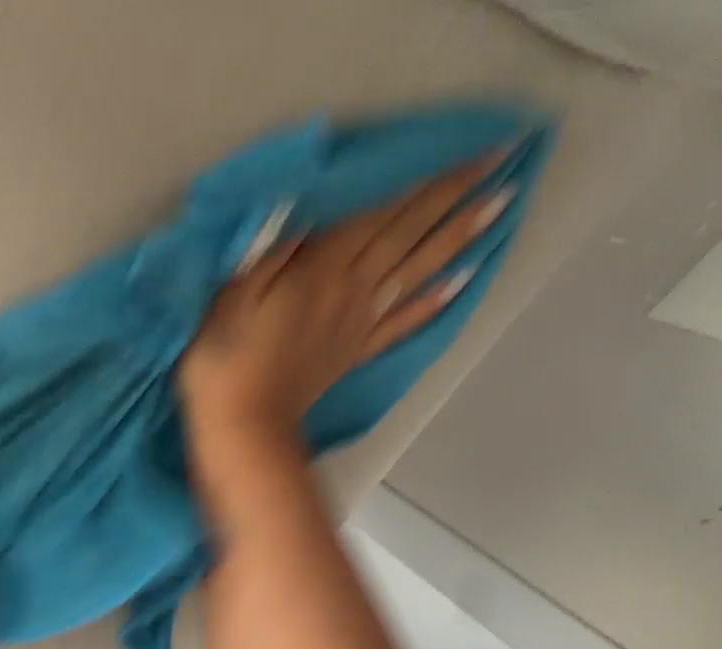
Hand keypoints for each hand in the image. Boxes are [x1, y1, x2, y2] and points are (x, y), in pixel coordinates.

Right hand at [177, 151, 513, 433]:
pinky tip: (461, 282)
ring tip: (499, 205)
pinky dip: (433, 300)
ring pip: (415, 271)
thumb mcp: (229, 298)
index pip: (374, 214)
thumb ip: (268, 253)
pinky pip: (402, 322)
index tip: (468, 148)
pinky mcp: (351, 353)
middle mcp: (350, 290)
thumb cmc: (222, 360)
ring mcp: (356, 324)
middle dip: (450, 195)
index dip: (419, 180)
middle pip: (403, 235)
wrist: (241, 425)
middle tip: (501, 159)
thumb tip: (305, 209)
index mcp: (318, 272)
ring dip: (457, 237)